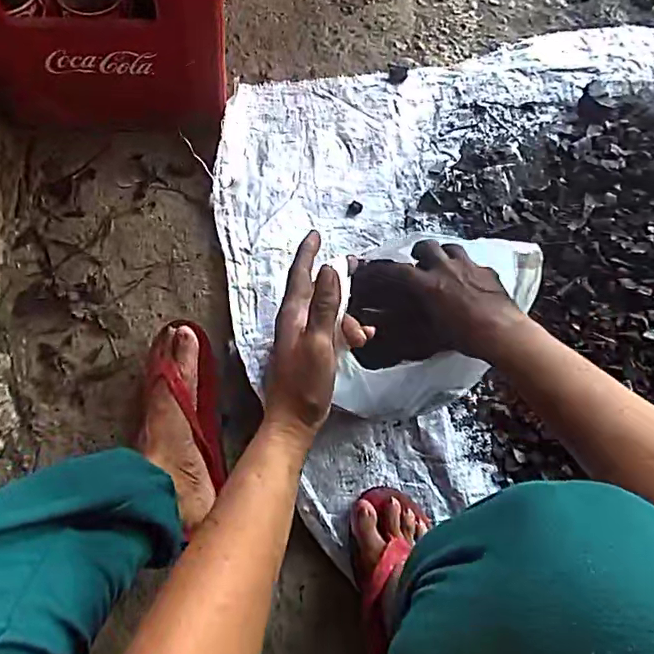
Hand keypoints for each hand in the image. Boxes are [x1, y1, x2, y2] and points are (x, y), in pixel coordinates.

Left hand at [262, 232, 369, 438]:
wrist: (294, 419)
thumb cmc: (305, 384)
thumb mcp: (320, 343)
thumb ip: (325, 307)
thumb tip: (330, 269)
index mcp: (291, 316)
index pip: (299, 276)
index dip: (307, 254)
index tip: (315, 234)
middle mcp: (293, 321)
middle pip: (315, 289)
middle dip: (336, 280)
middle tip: (355, 268)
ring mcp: (300, 336)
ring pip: (327, 311)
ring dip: (346, 316)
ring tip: (362, 334)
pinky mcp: (310, 350)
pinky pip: (330, 329)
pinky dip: (345, 330)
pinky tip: (361, 339)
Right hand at [349, 241, 533, 362]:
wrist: (504, 334)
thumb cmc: (465, 336)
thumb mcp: (433, 328)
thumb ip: (420, 313)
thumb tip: (410, 313)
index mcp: (428, 284)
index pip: (398, 270)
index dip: (384, 269)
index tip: (376, 270)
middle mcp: (446, 268)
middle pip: (426, 246)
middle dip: (419, 251)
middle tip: (418, 262)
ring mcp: (469, 266)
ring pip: (450, 247)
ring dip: (443, 254)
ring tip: (443, 264)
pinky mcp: (488, 271)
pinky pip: (472, 262)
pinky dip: (466, 267)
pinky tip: (468, 279)